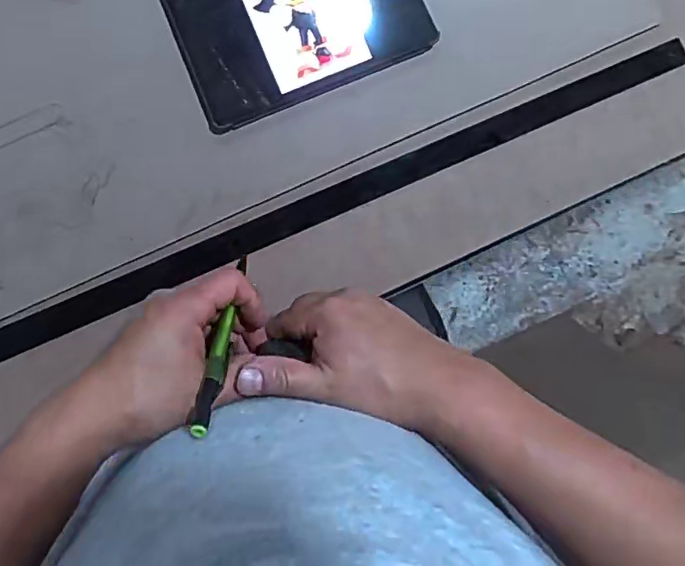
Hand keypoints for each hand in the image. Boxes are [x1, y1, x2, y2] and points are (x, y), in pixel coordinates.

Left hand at [51, 265, 267, 450]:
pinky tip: (198, 376)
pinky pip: (183, 325)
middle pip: (217, 297)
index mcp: (183, 305)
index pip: (231, 281)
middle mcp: (168, 301)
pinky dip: (199, 343)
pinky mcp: (146, 332)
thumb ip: (241, 373)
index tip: (258, 338)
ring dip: (219, 339)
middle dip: (238, 327)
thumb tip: (265, 367)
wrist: (96, 413)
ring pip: (201, 314)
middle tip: (245, 363)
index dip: (253, 304)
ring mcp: (155, 315)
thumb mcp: (204, 388)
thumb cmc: (148, 396)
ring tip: (221, 376)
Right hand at [234, 289, 480, 434]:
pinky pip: (350, 314)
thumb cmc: (385, 389)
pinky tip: (360, 359)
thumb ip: (281, 377)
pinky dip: (345, 331)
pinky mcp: (384, 309)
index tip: (283, 369)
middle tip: (310, 372)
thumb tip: (241, 375)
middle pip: (303, 312)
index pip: (279, 321)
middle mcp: (342, 295)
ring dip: (322, 334)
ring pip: (327, 312)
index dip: (275, 346)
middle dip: (299, 338)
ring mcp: (366, 299)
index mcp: (323, 308)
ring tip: (336, 368)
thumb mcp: (326, 387)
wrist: (444, 388)